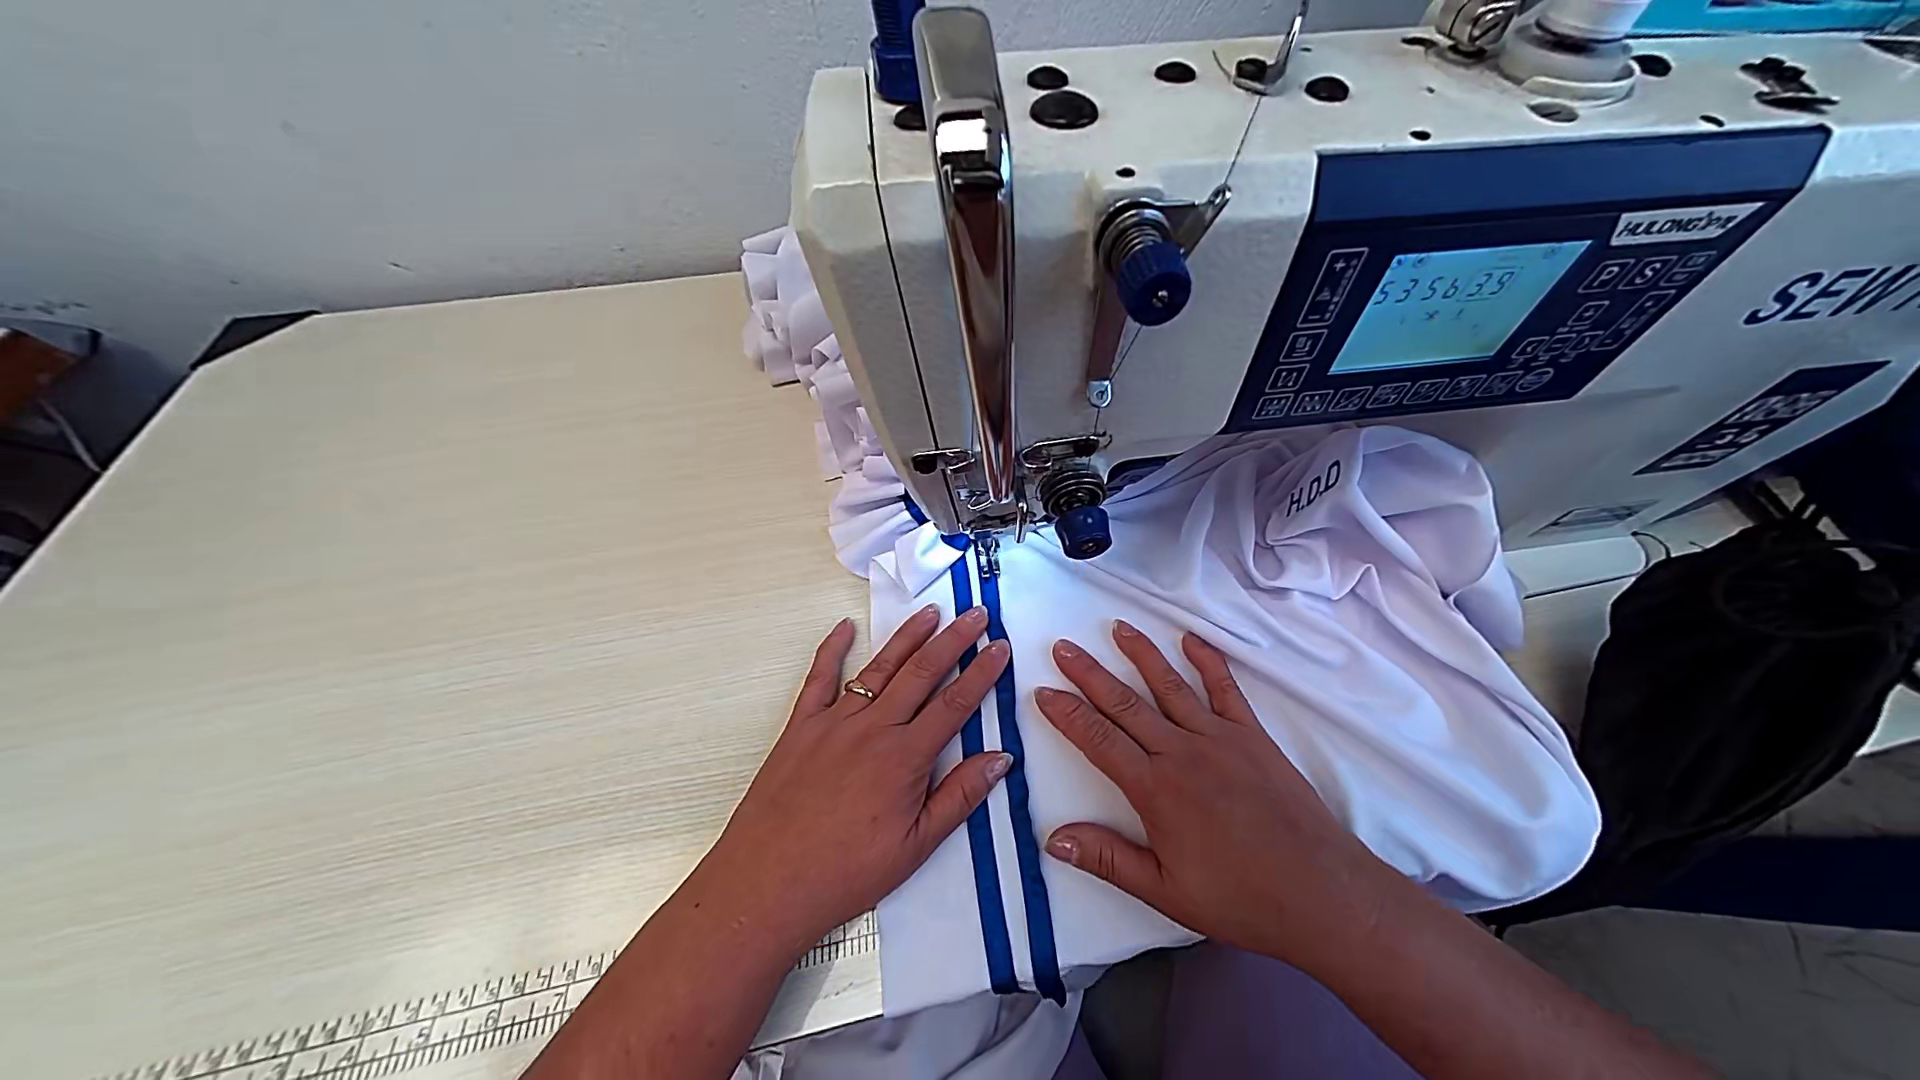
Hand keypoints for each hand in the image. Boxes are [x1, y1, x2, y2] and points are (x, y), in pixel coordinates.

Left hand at [686, 606, 1012, 957]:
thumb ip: (959, 797)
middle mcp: (872, 729)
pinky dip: (832, 648)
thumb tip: (997, 760)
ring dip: (908, 637)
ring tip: (930, 613)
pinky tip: (844, 628)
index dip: (982, 672)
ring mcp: (833, 722)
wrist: (767, 882)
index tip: (999, 648)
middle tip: (975, 615)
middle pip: (923, 672)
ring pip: (880, 667)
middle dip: (954, 639)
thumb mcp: (915, 845)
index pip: (955, 703)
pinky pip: (820, 677)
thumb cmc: (841, 872)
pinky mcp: (801, 726)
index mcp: (903, 758)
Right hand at [1036, 621, 1401, 967]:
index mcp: (1156, 789)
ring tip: (1117, 627)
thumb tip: (1054, 839)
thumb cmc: (1240, 897)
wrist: (1322, 894)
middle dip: (1089, 673)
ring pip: (1169, 686)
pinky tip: (1192, 640)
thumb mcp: (1164, 891)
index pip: (1098, 740)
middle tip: (1063, 647)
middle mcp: (1182, 753)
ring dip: (1141, 654)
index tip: (1043, 691)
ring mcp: (1220, 738)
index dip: (1066, 714)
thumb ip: (1107, 859)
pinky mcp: (1253, 736)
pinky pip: (1225, 690)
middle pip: (1125, 703)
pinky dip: (1208, 661)